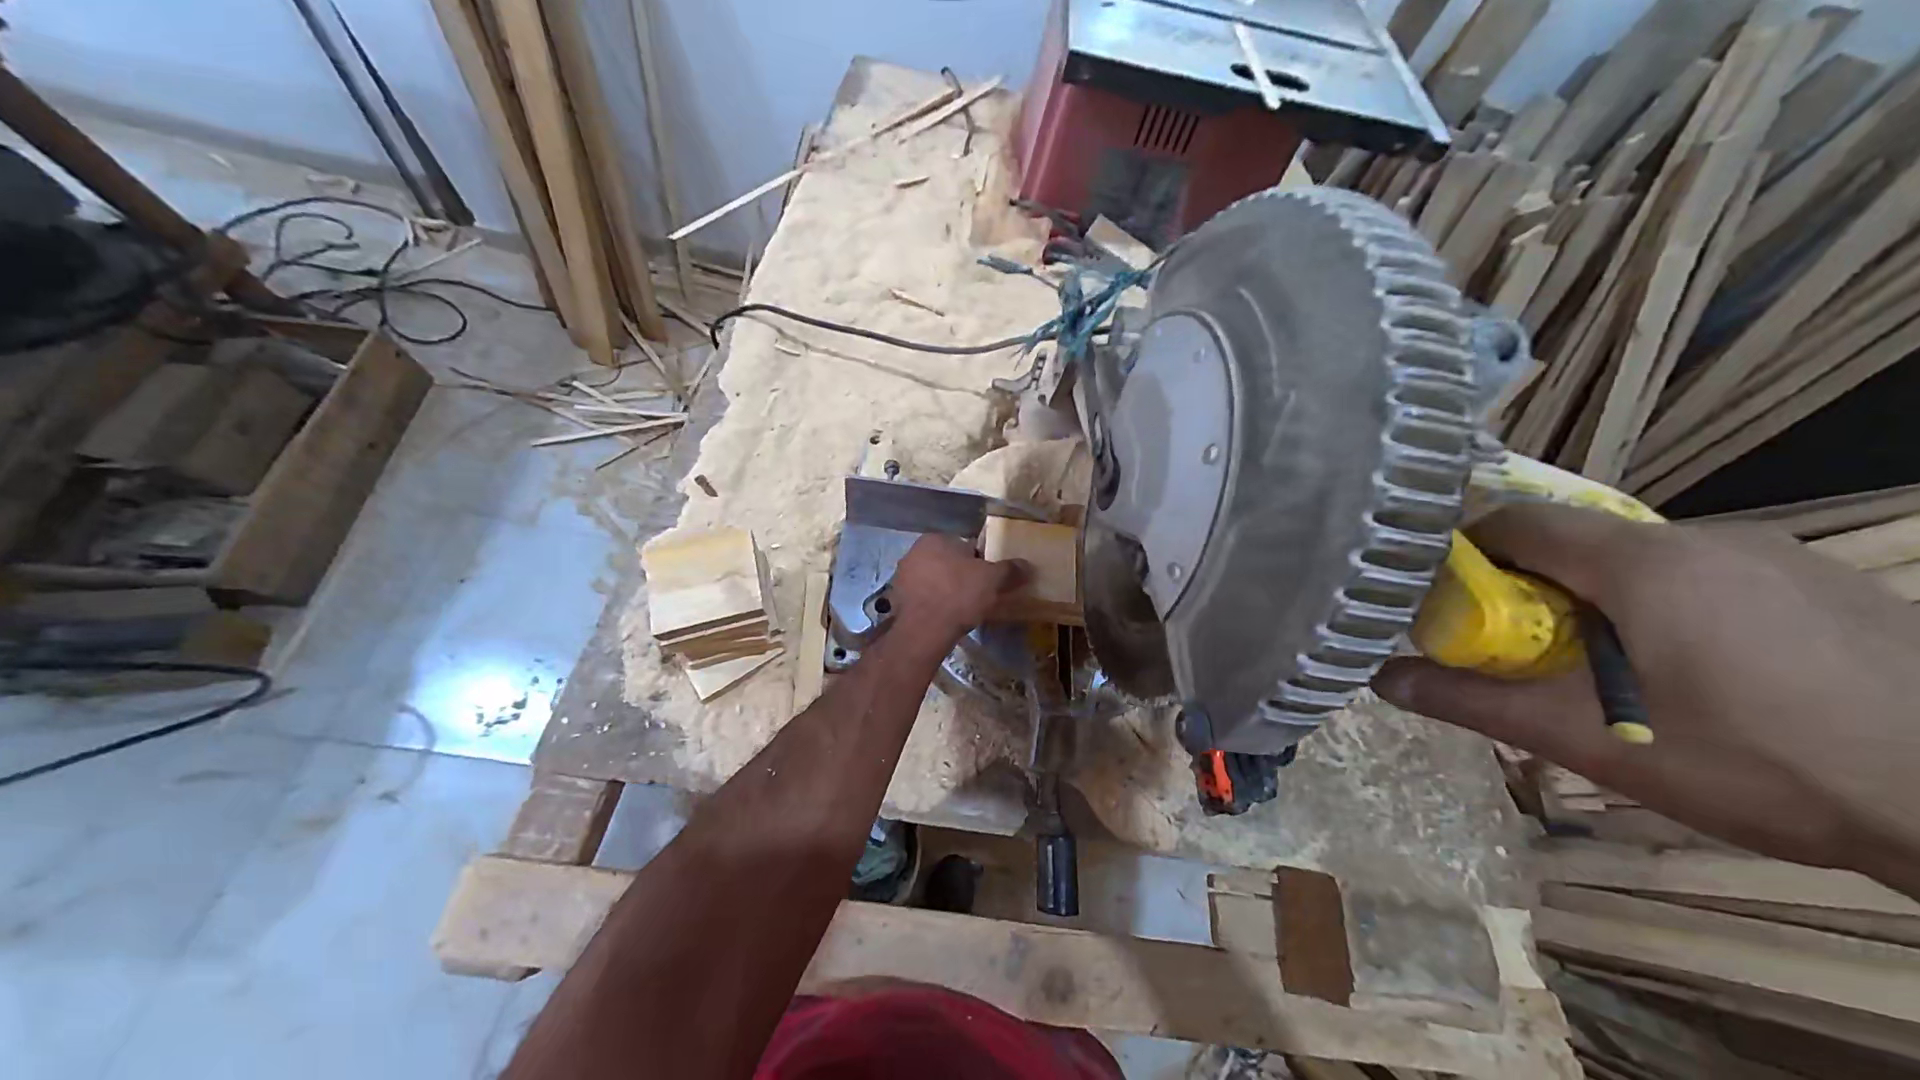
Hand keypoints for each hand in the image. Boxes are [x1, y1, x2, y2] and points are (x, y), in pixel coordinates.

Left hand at [887, 534, 1026, 646]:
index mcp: (935, 539)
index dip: (979, 563)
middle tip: (977, 595)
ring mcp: (902, 576)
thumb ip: (1010, 570)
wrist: (924, 629)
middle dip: (961, 576)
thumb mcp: (993, 580)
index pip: (964, 546)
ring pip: (934, 580)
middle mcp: (914, 552)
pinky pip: (923, 598)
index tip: (987, 580)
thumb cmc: (959, 594)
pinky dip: (933, 604)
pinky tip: (944, 617)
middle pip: (947, 563)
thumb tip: (1026, 566)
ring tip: (962, 610)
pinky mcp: (897, 599)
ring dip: (946, 590)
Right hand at [1373, 503, 1919, 894]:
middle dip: (1526, 588)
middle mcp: (1703, 537)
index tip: (1440, 598)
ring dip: (1593, 601)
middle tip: (1515, 651)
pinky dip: (1660, 608)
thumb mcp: (1594, 740)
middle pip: (1574, 542)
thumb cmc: (1763, 762)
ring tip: (1601, 673)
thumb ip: (1477, 700)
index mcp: (1643, 560)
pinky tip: (1692, 675)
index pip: (1515, 521)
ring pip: (1639, 562)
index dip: (1461, 549)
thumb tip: (1381, 679)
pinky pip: (1702, 577)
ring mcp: (1771, 555)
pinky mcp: (1822, 584)